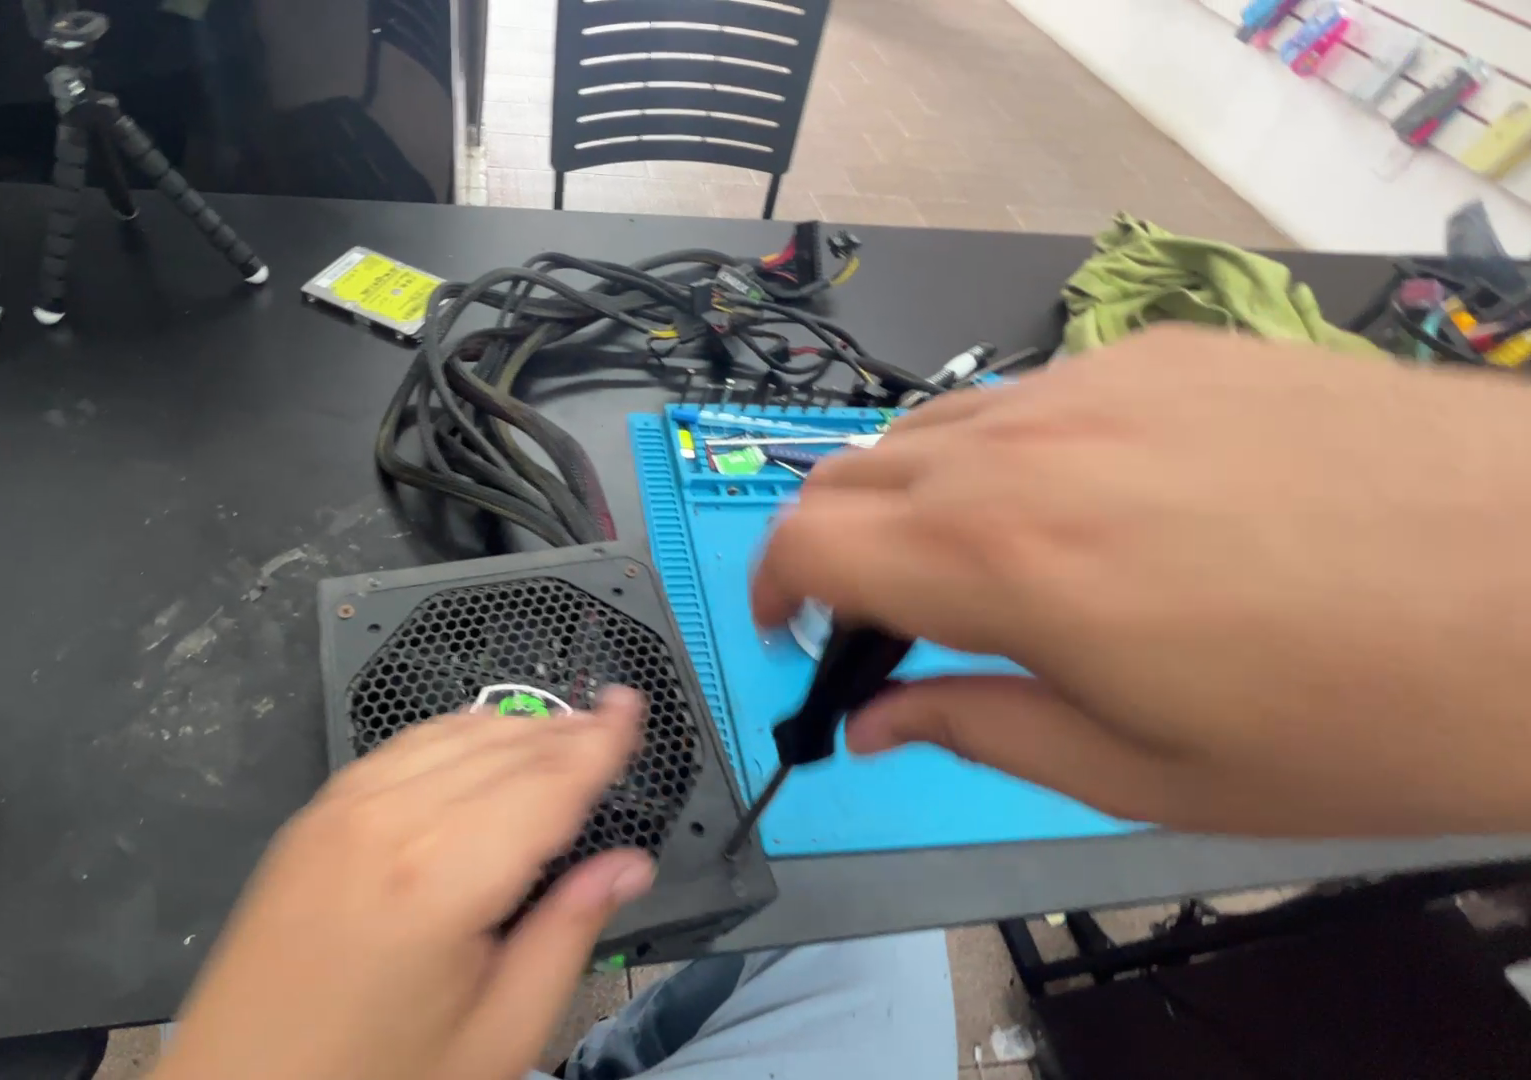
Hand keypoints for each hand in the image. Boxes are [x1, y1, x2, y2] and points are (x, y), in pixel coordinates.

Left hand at [155, 688, 655, 1079]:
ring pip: (455, 733)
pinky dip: (458, 733)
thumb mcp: (497, 1033)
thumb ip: (569, 934)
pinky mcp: (317, 811)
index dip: (599, 741)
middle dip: (567, 733)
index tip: (632, 707)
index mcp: (445, 875)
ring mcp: (345, 806)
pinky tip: (483, 741)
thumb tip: (628, 864)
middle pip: (505, 748)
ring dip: (517, 727)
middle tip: (610, 726)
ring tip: (562, 733)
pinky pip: (404, 745)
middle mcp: (392, 816)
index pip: (547, 783)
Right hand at [754, 326, 1530, 834]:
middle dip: (824, 548)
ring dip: (901, 498)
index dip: (767, 588)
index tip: (788, 630)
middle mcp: (1010, 449)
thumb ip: (967, 732)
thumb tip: (868, 723)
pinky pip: (1014, 396)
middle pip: (839, 476)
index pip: (802, 543)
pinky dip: (989, 452)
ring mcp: (1082, 382)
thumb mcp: (1138, 773)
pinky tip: (1073, 494)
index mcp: (990, 558)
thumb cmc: (1358, 715)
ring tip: (969, 555)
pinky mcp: (1152, 349)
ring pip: (917, 430)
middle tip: (873, 609)